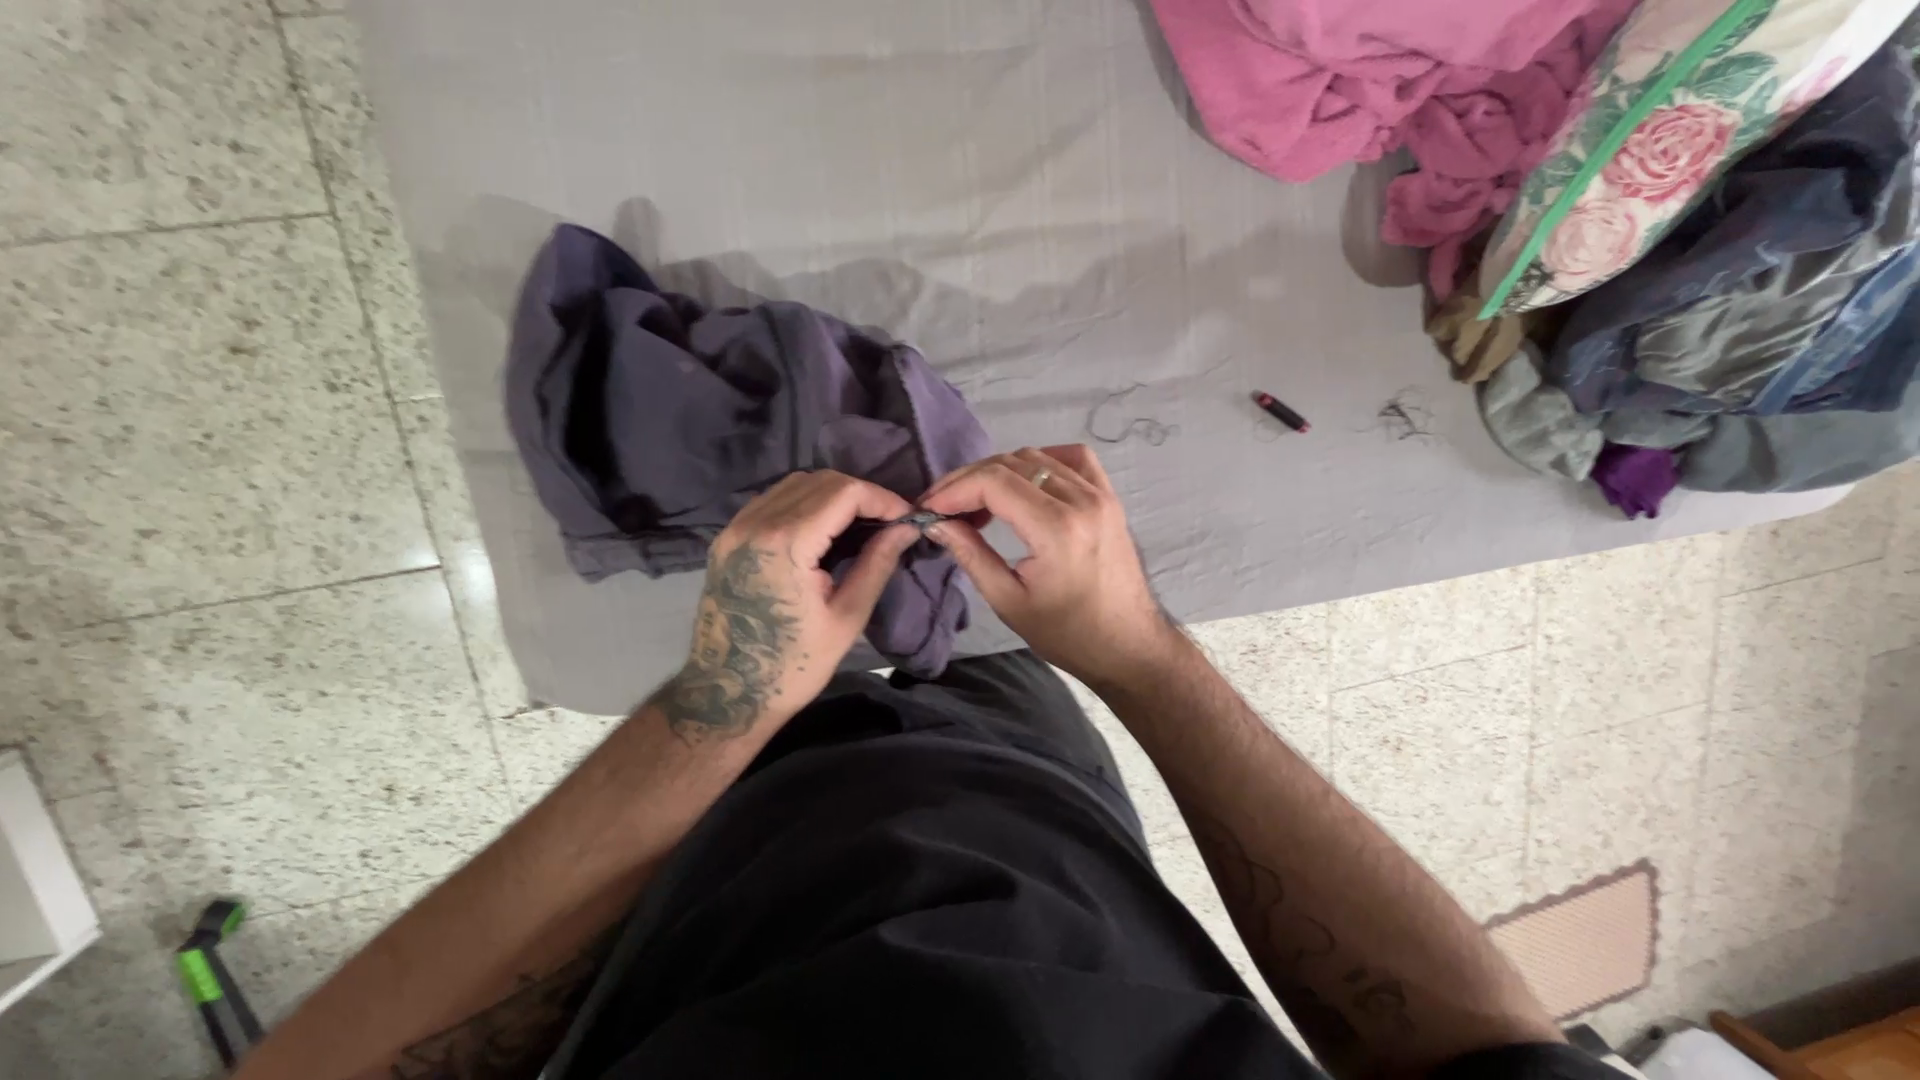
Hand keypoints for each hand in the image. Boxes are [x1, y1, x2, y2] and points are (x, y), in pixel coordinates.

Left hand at [657, 471, 917, 745]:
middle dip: (860, 494)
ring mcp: (735, 529)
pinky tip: (822, 530)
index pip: (844, 492)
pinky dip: (803, 504)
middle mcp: (755, 524)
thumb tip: (907, 527)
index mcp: (786, 543)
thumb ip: (878, 562)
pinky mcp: (726, 539)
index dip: (882, 498)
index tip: (906, 517)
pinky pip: (771, 502)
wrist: (728, 694)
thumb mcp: (847, 616)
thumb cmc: (794, 664)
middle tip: (887, 521)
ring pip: (794, 485)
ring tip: (859, 524)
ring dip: (831, 495)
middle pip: (820, 481)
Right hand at [919, 445, 1185, 690]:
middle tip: (943, 508)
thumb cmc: (1068, 634)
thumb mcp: (1009, 602)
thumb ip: (971, 555)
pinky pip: (1073, 458)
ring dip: (999, 472)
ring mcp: (1100, 495)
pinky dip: (1041, 461)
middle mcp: (1080, 500)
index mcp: (1056, 529)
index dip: (954, 489)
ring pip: (1037, 457)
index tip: (929, 508)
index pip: (994, 482)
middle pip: (1010, 464)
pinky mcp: (1109, 498)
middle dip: (968, 480)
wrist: (1129, 645)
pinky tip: (1024, 483)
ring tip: (977, 504)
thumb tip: (935, 523)